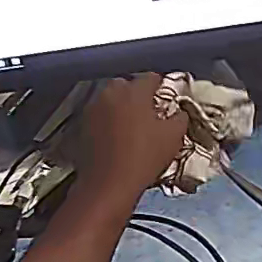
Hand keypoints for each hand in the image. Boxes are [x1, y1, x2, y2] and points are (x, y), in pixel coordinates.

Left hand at [71, 73, 187, 202]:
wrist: (108, 184)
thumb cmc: (143, 158)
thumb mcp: (173, 137)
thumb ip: (179, 118)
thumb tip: (179, 112)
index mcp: (134, 91)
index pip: (150, 77)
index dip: (160, 86)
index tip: (164, 96)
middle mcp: (110, 94)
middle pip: (126, 85)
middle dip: (136, 94)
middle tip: (147, 111)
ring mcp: (93, 109)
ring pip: (110, 100)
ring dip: (120, 107)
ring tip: (131, 124)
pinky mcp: (81, 125)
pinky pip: (98, 116)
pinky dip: (106, 121)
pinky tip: (115, 136)